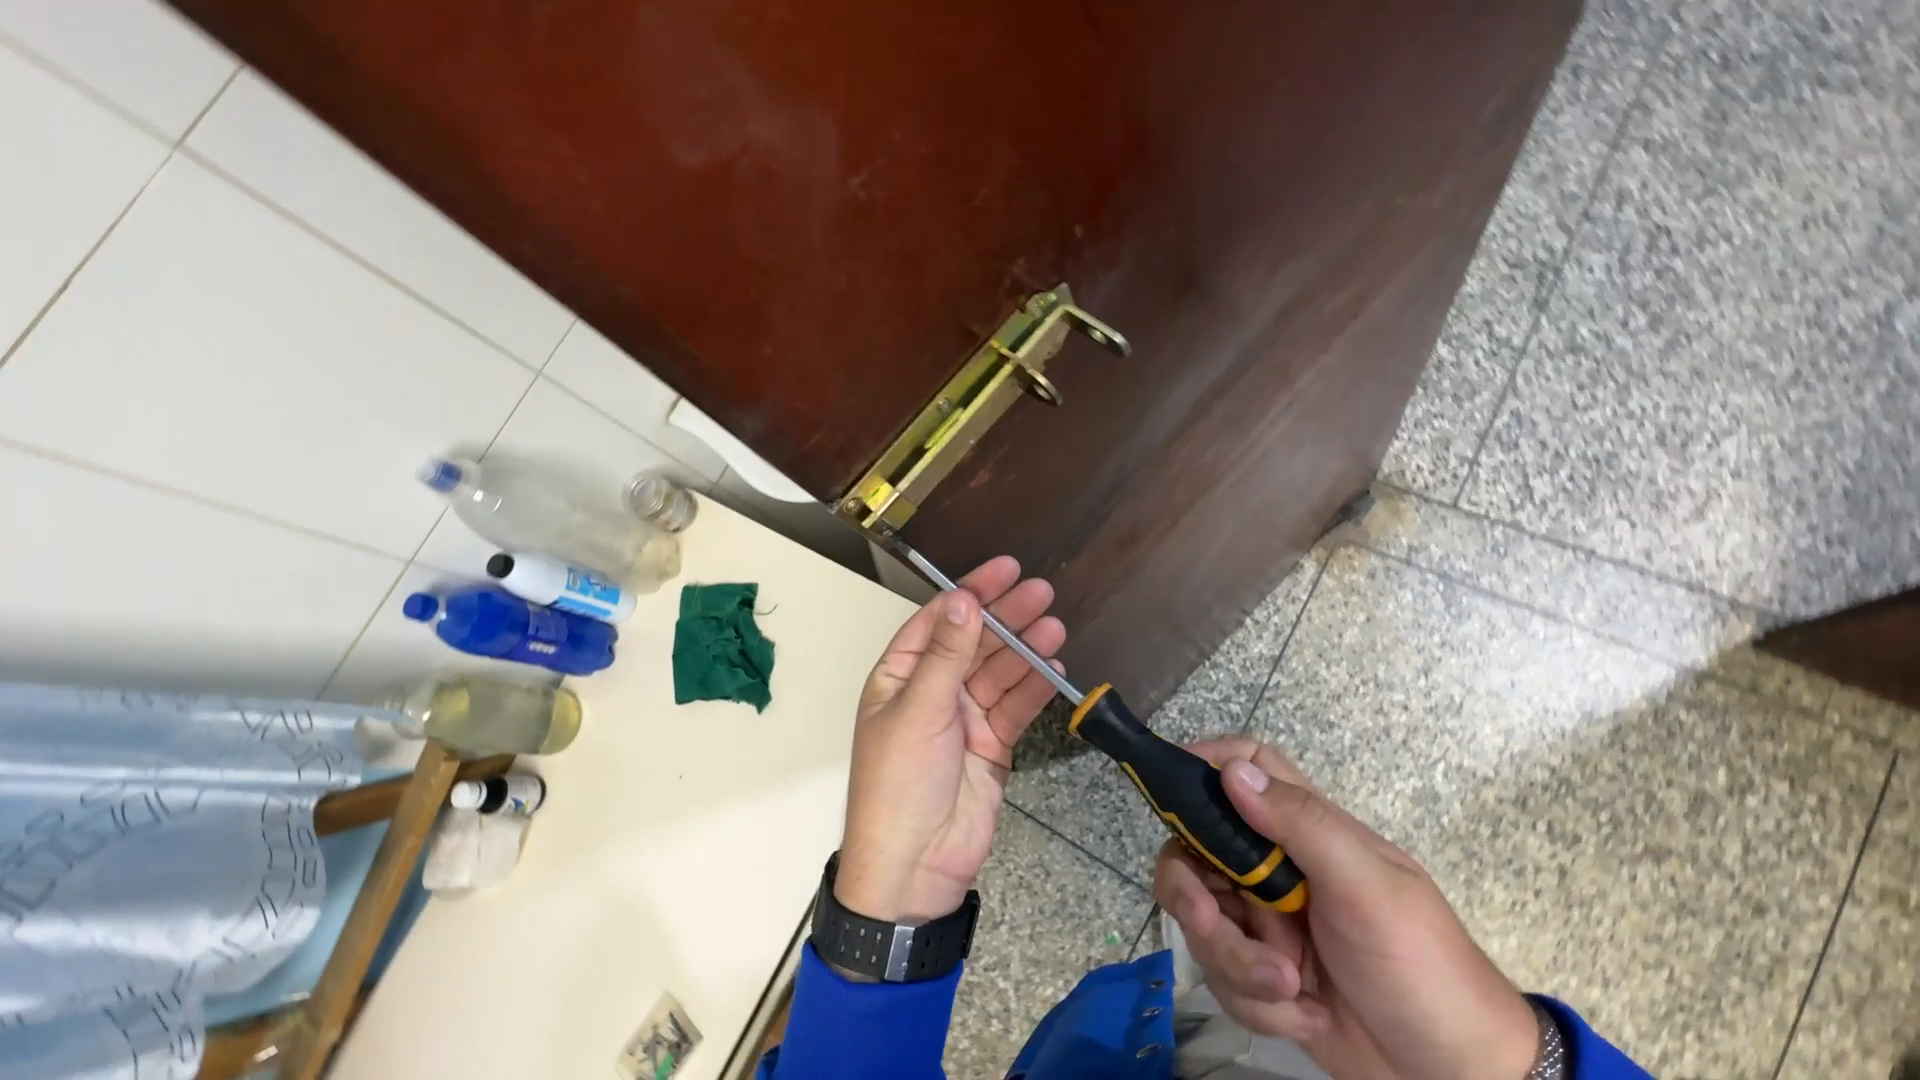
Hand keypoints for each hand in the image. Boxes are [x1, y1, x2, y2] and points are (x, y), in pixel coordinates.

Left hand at [836, 556, 1064, 924]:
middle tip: (1041, 591)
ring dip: (1025, 650)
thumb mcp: (918, 710)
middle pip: (974, 643)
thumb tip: (964, 602)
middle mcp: (932, 692)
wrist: (916, 867)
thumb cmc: (900, 783)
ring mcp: (963, 720)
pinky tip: (1055, 667)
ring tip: (1054, 624)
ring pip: (999, 673)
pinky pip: (1015, 708)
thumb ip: (946, 656)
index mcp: (900, 677)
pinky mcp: (991, 746)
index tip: (1004, 571)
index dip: (970, 594)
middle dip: (1005, 618)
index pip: (938, 623)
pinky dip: (1034, 688)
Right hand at [1154, 739, 1538, 1079]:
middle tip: (1211, 925)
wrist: (1453, 1079)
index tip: (1169, 791)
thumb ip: (1301, 825)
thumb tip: (1231, 770)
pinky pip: (1221, 977)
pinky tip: (1305, 1018)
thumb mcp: (1369, 890)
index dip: (1208, 764)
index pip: (1252, 768)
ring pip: (1202, 922)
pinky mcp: (1261, 977)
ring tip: (1292, 994)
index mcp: (1309, 832)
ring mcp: (1266, 924)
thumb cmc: (1422, 968)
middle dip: (1195, 898)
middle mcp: (1278, 870)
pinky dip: (1255, 1004)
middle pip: (1196, 852)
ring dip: (1237, 965)